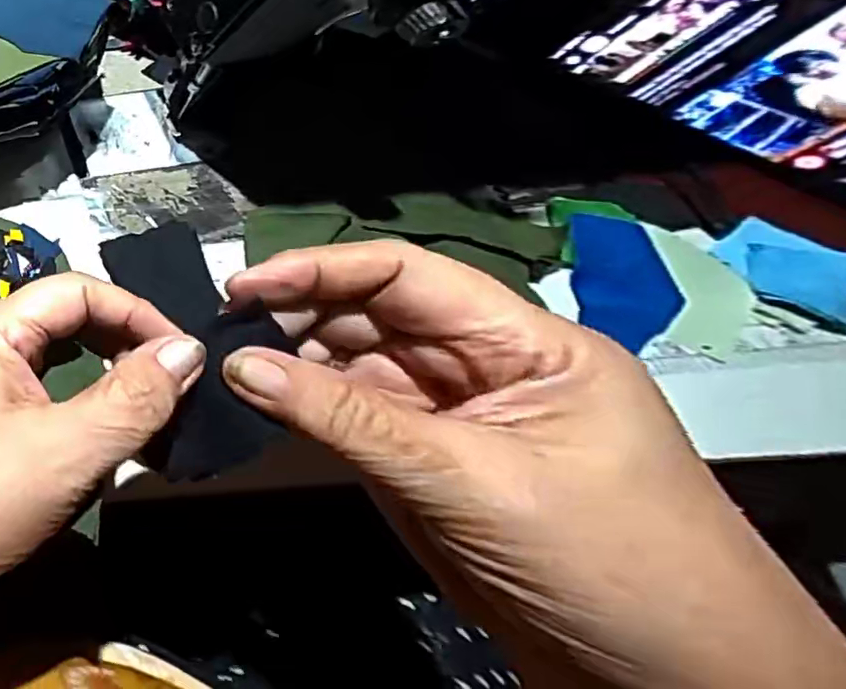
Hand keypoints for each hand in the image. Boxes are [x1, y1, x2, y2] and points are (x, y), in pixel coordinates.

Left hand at [0, 273, 204, 656]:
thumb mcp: (66, 450)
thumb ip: (132, 399)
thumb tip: (190, 351)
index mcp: (0, 329)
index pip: (80, 291)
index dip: (136, 312)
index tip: (184, 354)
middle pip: (75, 316)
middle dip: (129, 339)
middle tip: (177, 378)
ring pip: (71, 352)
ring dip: (117, 369)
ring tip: (159, 400)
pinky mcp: (2, 416)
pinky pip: (61, 387)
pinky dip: (98, 398)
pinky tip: (122, 424)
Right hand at [221, 241, 845, 688]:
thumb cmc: (618, 575)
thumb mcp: (472, 484)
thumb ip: (348, 419)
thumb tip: (240, 365)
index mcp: (523, 342)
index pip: (405, 274)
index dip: (321, 269)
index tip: (249, 284)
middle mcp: (480, 361)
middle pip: (370, 311)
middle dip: (298, 311)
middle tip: (227, 325)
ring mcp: (449, 409)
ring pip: (352, 360)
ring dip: (293, 357)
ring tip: (234, 360)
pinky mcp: (424, 454)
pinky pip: (350, 411)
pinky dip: (306, 403)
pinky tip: (265, 398)